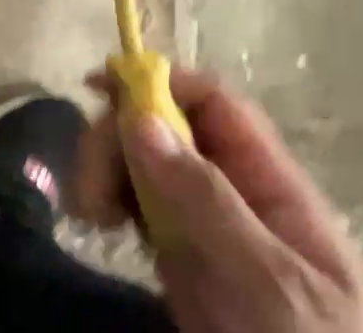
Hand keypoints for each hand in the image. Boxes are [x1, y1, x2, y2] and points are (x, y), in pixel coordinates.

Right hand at [73, 69, 362, 332]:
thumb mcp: (268, 279)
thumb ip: (206, 200)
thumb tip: (141, 119)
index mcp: (273, 186)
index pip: (215, 104)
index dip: (160, 82)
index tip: (98, 88)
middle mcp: (233, 190)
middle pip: (160, 127)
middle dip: (113, 141)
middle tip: (90, 186)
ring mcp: (202, 218)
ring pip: (135, 158)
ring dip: (99, 170)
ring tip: (90, 215)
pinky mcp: (175, 246)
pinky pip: (128, 196)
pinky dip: (101, 197)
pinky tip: (95, 223)